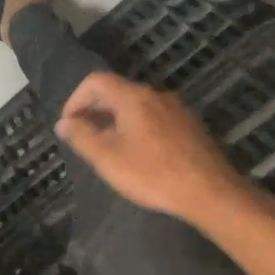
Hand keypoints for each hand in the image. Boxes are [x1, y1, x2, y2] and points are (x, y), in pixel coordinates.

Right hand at [54, 71, 253, 224]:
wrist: (211, 193)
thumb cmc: (153, 174)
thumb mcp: (107, 158)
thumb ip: (81, 136)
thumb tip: (63, 123)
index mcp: (134, 98)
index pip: (95, 81)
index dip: (75, 99)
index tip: (68, 125)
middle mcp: (156, 96)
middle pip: (116, 91)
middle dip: (93, 110)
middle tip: (81, 137)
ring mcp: (177, 110)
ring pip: (136, 106)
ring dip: (114, 120)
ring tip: (106, 147)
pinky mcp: (189, 126)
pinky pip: (153, 117)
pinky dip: (135, 127)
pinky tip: (136, 153)